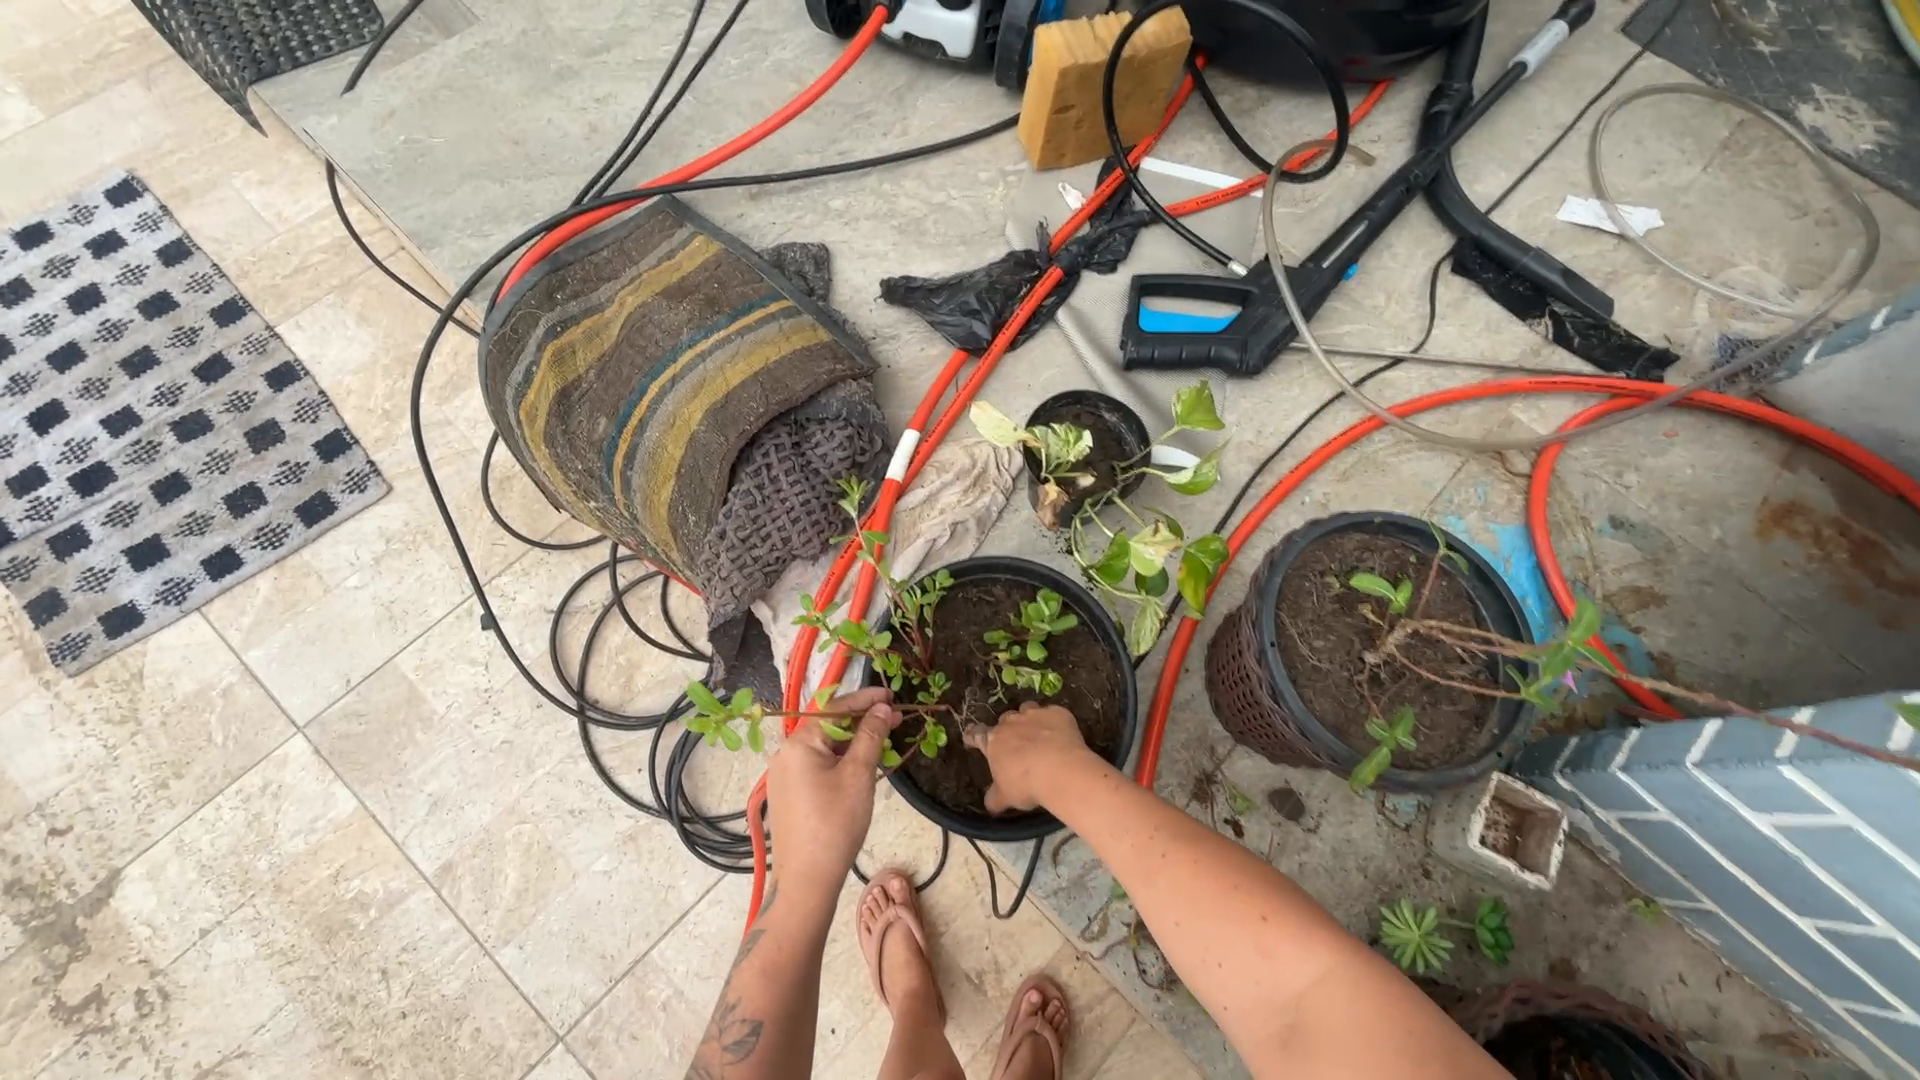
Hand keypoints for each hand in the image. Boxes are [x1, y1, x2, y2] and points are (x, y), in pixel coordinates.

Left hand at [766, 686, 901, 894]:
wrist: (807, 880)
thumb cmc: (835, 823)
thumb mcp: (858, 775)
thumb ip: (871, 736)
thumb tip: (882, 709)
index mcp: (798, 744)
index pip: (834, 708)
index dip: (864, 699)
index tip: (891, 695)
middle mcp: (786, 754)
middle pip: (828, 726)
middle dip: (862, 720)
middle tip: (895, 718)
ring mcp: (786, 775)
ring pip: (825, 746)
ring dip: (854, 740)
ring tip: (885, 738)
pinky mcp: (791, 794)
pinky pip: (819, 764)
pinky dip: (842, 759)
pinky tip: (864, 763)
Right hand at [963, 702, 1101, 813]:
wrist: (1061, 770)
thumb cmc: (1026, 784)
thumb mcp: (1006, 796)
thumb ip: (995, 798)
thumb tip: (989, 804)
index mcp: (993, 741)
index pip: (977, 734)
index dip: (973, 736)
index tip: (971, 737)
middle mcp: (1011, 723)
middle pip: (1005, 720)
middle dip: (1009, 729)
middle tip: (1017, 744)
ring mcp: (1035, 715)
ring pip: (1028, 709)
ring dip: (1030, 720)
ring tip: (1039, 734)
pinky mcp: (1057, 713)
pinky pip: (1053, 713)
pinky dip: (1055, 722)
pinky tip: (1062, 734)